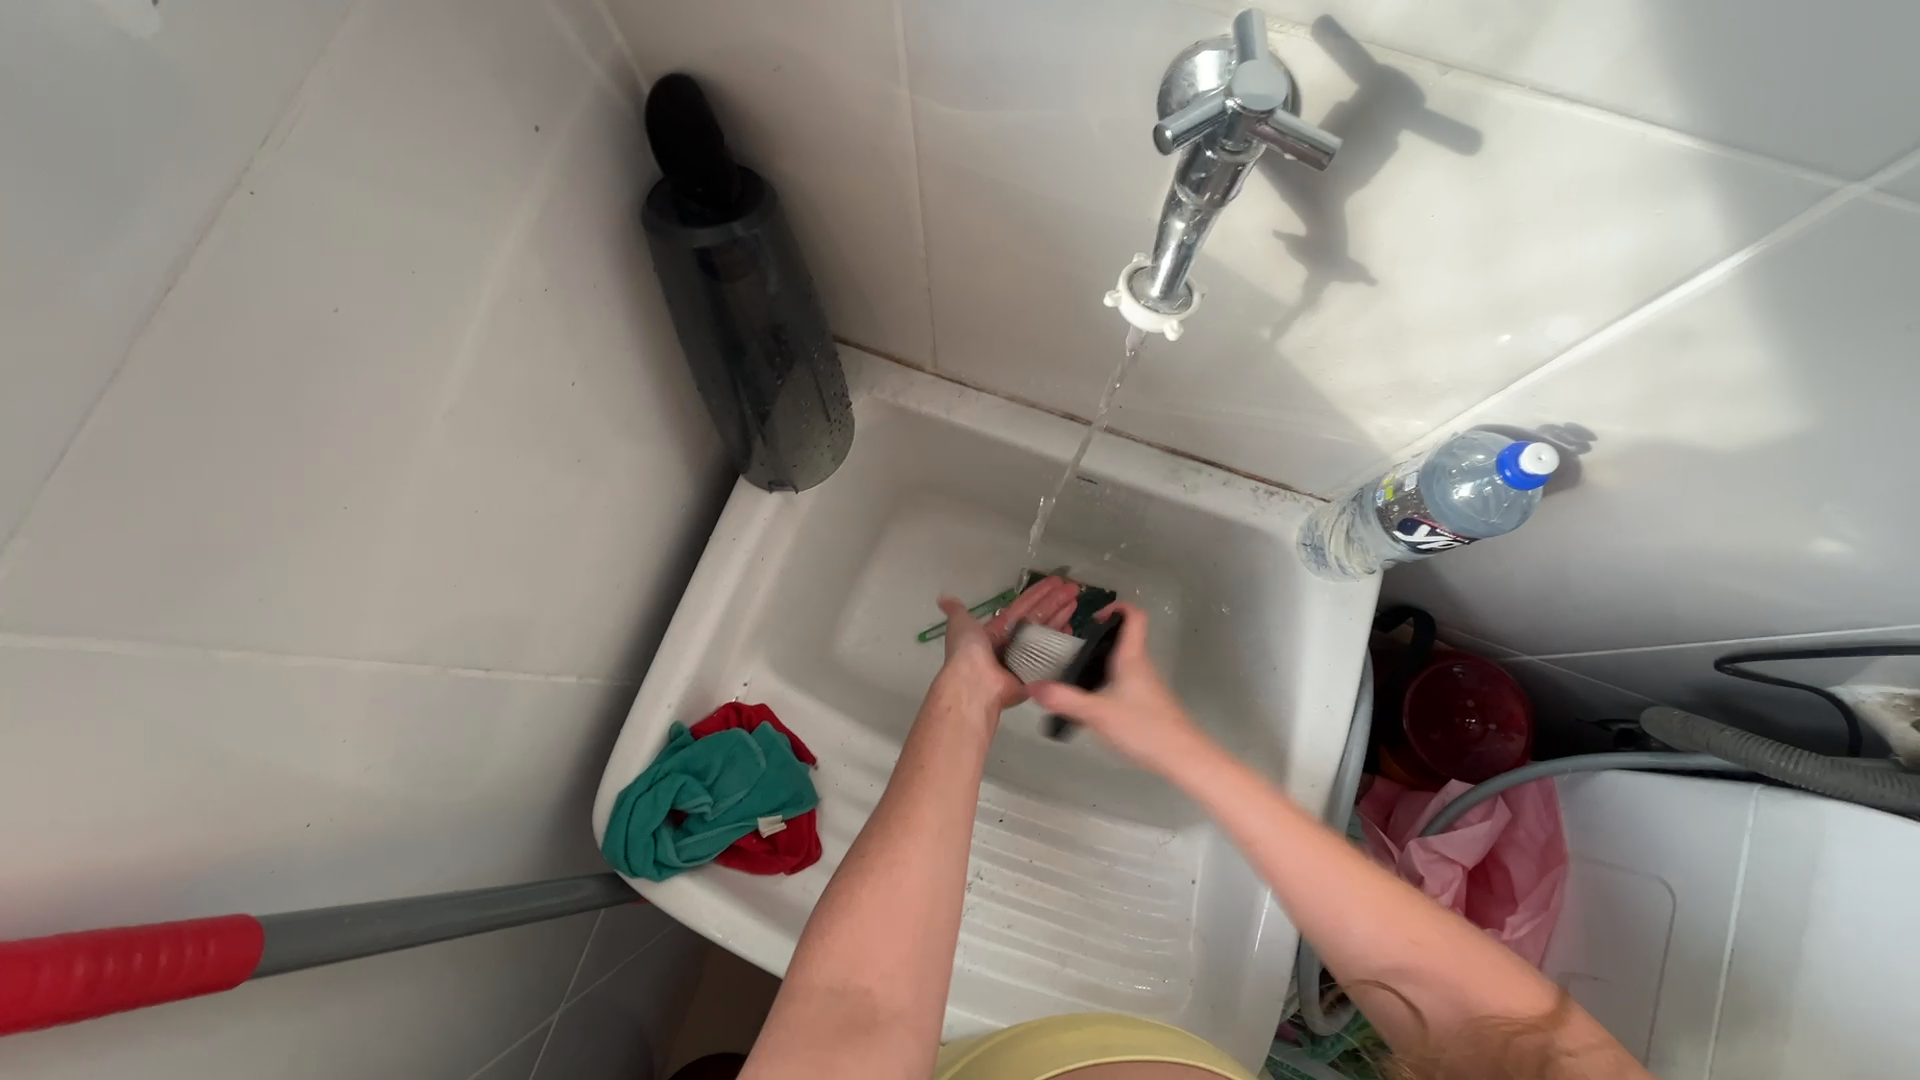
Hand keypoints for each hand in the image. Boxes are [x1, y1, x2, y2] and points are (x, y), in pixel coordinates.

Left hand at [935, 576, 1080, 711]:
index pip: (1022, 608)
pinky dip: (1061, 642)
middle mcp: (1012, 644)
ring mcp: (1025, 659)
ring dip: (1061, 616)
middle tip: (1074, 588)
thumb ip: (957, 610)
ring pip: (1047, 633)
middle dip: (1055, 602)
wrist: (975, 682)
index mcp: (996, 632)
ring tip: (1076, 600)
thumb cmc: (969, 651)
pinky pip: (1051, 655)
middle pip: (1038, 618)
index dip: (1038, 594)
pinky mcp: (1036, 674)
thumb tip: (944, 598)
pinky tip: (1072, 627)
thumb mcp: (960, 624)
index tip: (1055, 581)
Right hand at [1028, 603, 1207, 768]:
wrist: (1182, 758)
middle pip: (1124, 640)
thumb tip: (1032, 686)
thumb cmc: (1144, 727)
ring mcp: (1145, 687)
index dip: (1117, 608)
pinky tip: (1090, 703)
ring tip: (1071, 674)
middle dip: (1098, 638)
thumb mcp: (1097, 713)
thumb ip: (1064, 700)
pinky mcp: (1146, 705)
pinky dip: (1105, 684)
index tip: (1093, 616)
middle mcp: (1140, 667)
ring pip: (1121, 664)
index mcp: (1132, 658)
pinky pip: (1123, 684)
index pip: (1134, 617)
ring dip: (1099, 663)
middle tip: (1069, 647)